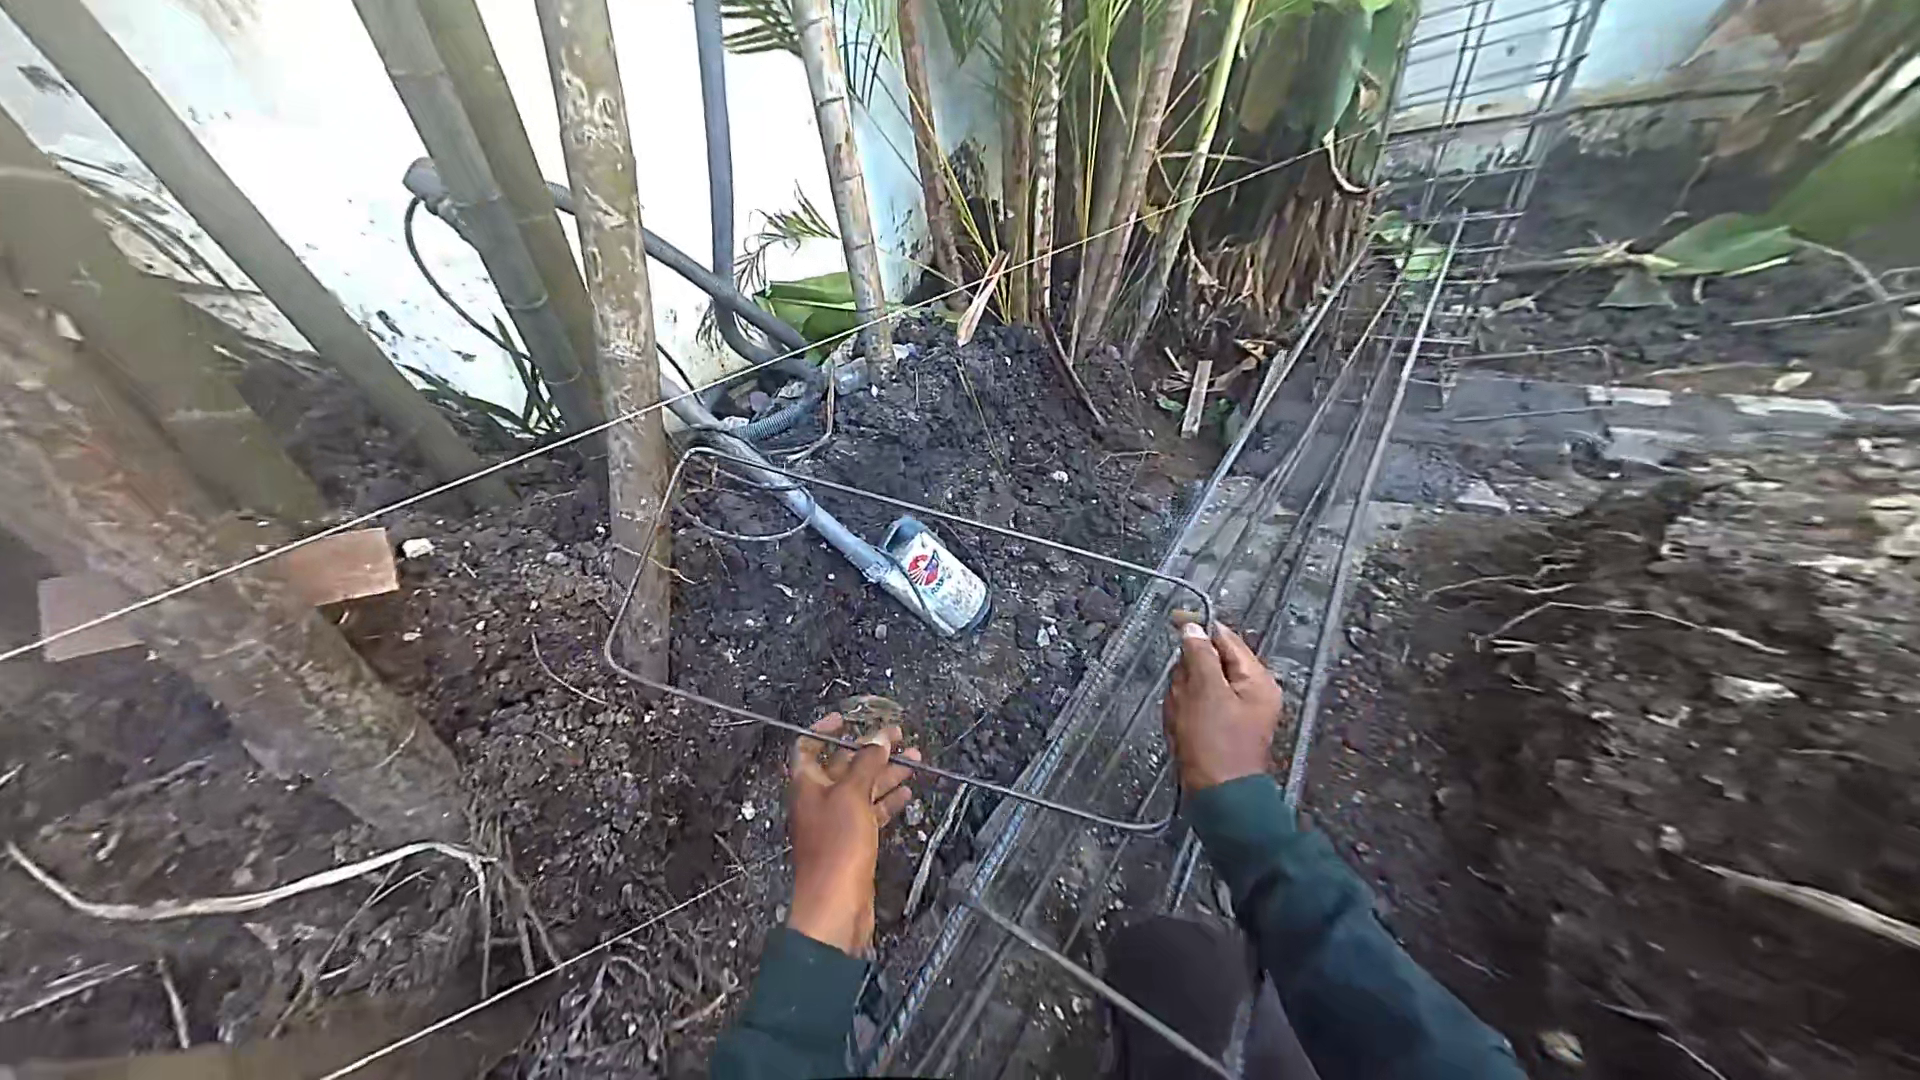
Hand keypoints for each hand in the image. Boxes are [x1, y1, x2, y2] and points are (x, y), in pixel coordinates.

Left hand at [785, 713, 920, 954]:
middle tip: (897, 736)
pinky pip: (871, 811)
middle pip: (844, 765)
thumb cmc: (836, 847)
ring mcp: (836, 821)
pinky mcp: (853, 841)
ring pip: (863, 788)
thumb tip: (879, 738)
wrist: (836, 907)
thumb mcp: (852, 795)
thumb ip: (866, 763)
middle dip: (870, 749)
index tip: (848, 718)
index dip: (826, 730)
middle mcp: (819, 800)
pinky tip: (907, 792)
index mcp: (807, 784)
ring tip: (914, 758)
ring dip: (886, 772)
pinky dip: (888, 800)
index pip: (809, 746)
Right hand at [1163, 622, 1284, 790]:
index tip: (1175, 620)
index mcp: (1255, 679)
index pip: (1225, 639)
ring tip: (1183, 719)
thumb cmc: (1215, 744)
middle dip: (1187, 676)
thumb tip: (1193, 628)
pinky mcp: (1216, 725)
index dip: (1199, 629)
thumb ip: (1200, 655)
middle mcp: (1248, 691)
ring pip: (1194, 684)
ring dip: (1181, 697)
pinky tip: (1182, 729)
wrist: (1218, 797)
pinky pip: (1192, 705)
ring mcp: (1232, 709)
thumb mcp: (1206, 691)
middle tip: (1184, 697)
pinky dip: (1181, 713)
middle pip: (1206, 661)